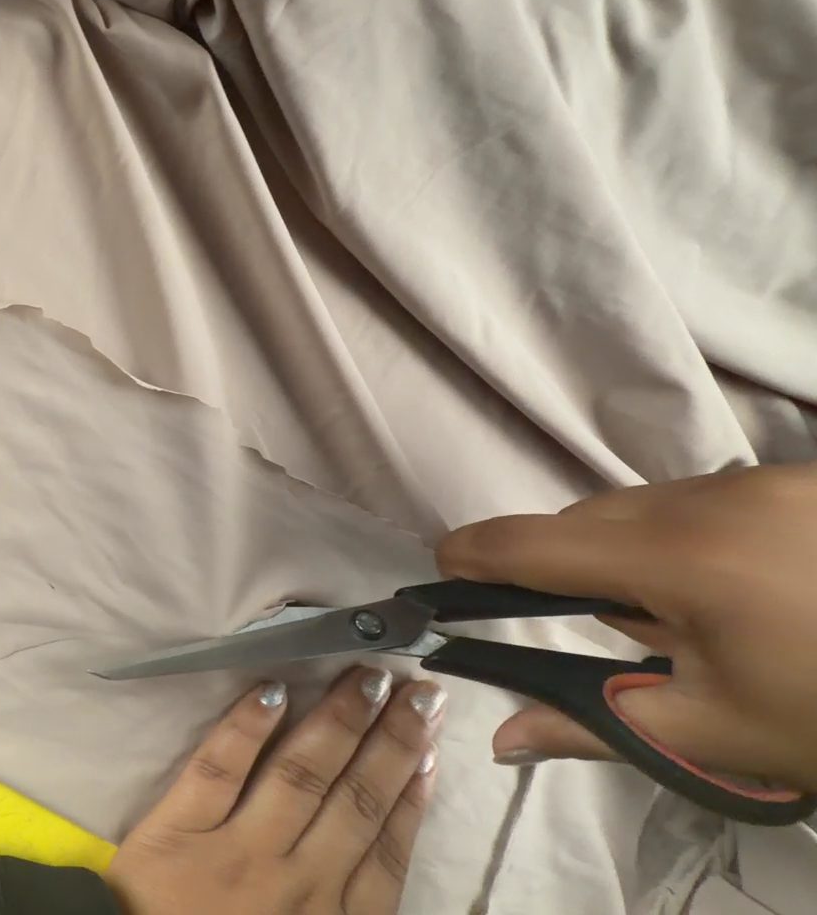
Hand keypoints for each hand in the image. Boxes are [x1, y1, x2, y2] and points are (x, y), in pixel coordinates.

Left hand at [104, 668, 443, 914]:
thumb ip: (344, 908)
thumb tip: (379, 847)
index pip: (386, 848)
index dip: (412, 795)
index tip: (432, 748)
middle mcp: (297, 882)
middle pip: (354, 800)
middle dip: (392, 743)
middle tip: (418, 691)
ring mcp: (238, 851)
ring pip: (300, 776)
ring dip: (339, 723)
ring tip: (367, 678)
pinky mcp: (179, 828)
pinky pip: (219, 769)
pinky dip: (247, 727)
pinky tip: (272, 689)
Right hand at [437, 463, 816, 790]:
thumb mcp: (720, 734)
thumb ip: (592, 723)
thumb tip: (496, 742)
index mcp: (679, 561)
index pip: (527, 545)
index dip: (469, 558)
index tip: (442, 577)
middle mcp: (712, 499)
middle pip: (583, 520)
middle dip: (571, 566)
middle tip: (625, 630)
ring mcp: (769, 481)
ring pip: (639, 505)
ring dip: (631, 548)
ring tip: (705, 611)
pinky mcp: (806, 479)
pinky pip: (703, 496)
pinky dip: (692, 534)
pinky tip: (753, 583)